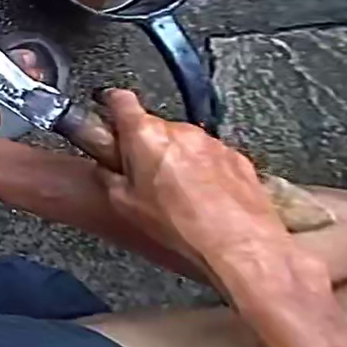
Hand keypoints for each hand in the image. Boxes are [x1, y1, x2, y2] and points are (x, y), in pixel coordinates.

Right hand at [98, 89, 295, 277]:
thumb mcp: (123, 203)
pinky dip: (203, 171)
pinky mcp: (238, 160)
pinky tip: (201, 198)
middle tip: (140, 171)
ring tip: (175, 192)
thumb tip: (106, 170)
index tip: (108, 105)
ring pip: (183, 142)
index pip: (121, 100)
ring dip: (175, 158)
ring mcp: (212, 144)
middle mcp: (180, 132)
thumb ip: (108, 176)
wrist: (240, 246)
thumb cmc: (182, 225)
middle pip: (153, 126)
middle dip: (145, 144)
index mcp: (145, 135)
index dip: (110, 101)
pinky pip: (210, 157)